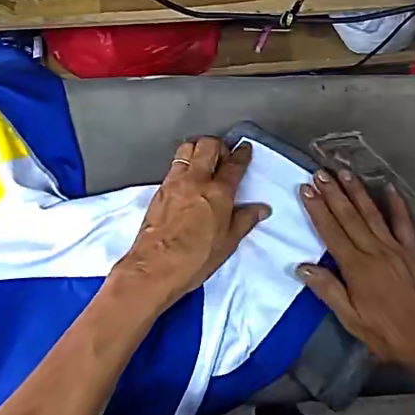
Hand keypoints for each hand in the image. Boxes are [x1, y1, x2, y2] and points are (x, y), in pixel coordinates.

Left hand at [114, 137, 269, 311]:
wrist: (154, 269)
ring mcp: (174, 184)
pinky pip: (174, 165)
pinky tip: (188, 177)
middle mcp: (196, 181)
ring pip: (187, 149)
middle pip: (208, 146)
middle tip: (225, 154)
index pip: (234, 164)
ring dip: (198, 149)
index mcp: (219, 193)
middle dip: (219, 145)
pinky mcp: (159, 191)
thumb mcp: (229, 241)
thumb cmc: (195, 258)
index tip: (244, 149)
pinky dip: (184, 164)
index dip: (242, 154)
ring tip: (205, 159)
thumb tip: (261, 209)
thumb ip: (245, 219)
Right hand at [294, 169, 414, 367]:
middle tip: (321, 173)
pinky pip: (403, 221)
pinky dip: (397, 203)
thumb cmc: (383, 331)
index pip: (331, 232)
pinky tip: (389, 187)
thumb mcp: (349, 318)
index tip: (307, 190)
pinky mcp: (411, 249)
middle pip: (350, 216)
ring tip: (344, 173)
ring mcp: (395, 247)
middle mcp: (375, 250)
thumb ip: (327, 290)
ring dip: (357, 191)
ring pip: (372, 213)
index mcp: (356, 267)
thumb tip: (303, 267)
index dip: (318, 210)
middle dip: (333, 193)